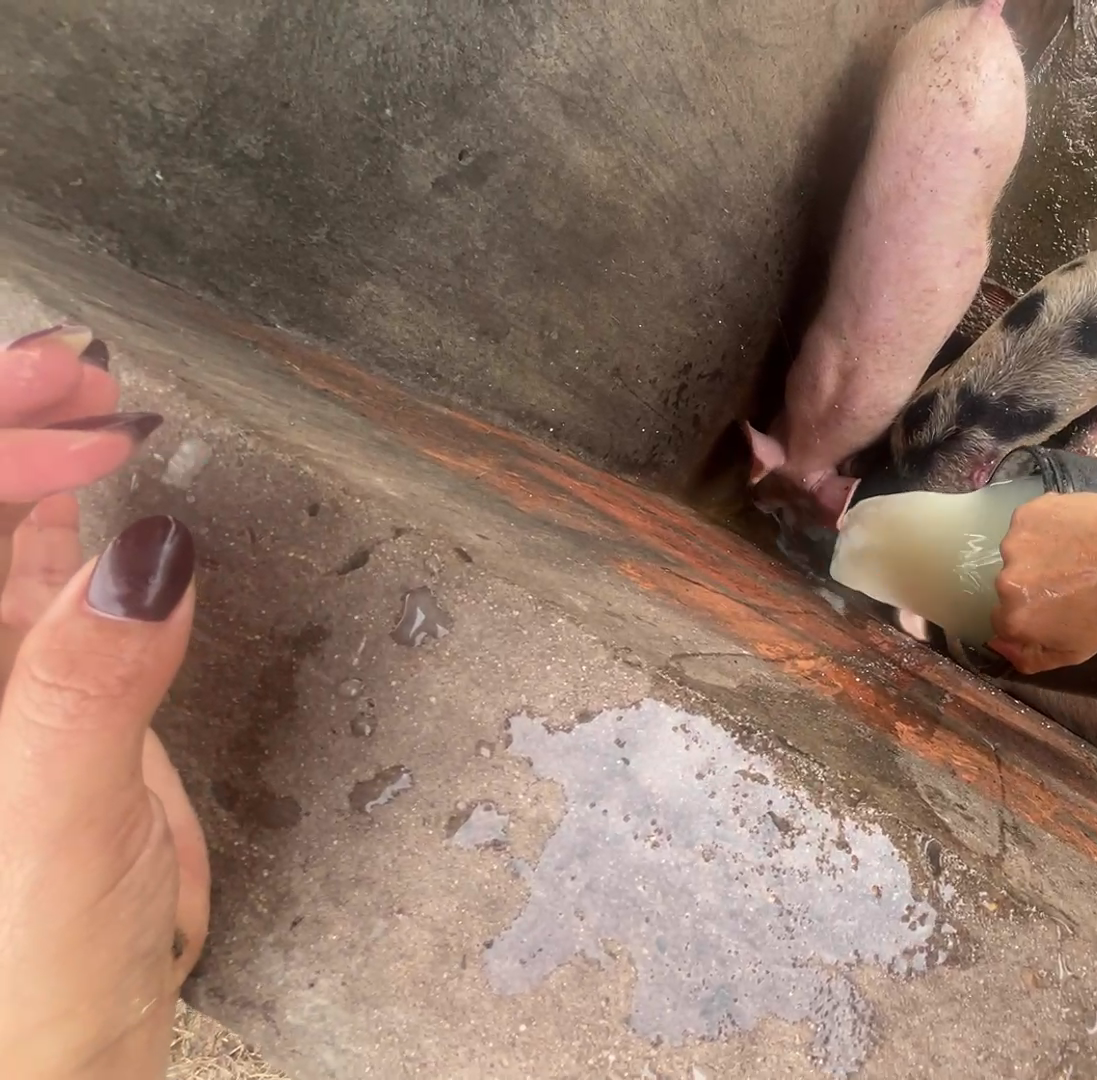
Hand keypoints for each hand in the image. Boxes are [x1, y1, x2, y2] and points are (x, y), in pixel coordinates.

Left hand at [0, 325, 207, 1079]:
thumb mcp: (46, 827)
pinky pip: (30, 574)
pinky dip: (60, 515)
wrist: (42, 1028)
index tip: (70, 404)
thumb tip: (147, 556)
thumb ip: (80, 689)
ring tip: (94, 403)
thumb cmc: (8, 964)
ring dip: (21, 456)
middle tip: (84, 377)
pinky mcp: (25, 686)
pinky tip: (94, 482)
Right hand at [987, 492, 1096, 673]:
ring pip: (1018, 553)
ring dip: (1038, 555)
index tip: (1055, 605)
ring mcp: (1015, 542)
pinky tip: (1074, 532)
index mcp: (1016, 617)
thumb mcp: (1077, 650)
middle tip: (1070, 581)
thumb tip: (999, 646)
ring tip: (1075, 553)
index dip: (1031, 614)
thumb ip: (1032, 658)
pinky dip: (1045, 527)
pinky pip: (1028, 524)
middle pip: (1009, 586)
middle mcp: (1006, 580)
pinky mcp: (1028, 513)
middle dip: (1033, 585)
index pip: (1003, 620)